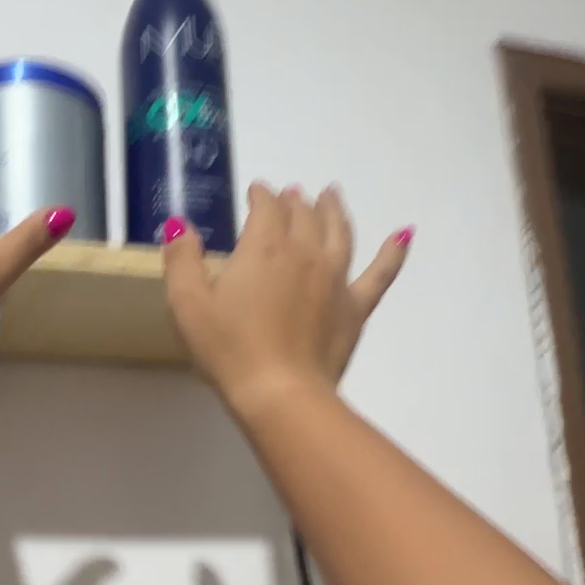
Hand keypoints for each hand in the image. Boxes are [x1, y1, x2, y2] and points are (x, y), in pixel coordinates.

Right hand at [163, 183, 409, 413]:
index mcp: (264, 248)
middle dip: (295, 200)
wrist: (280, 393)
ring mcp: (336, 279)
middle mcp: (304, 253)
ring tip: (331, 195)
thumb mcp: (187, 304)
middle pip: (303, 215)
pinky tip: (403, 236)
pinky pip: (380, 273)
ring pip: (339, 232)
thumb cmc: (229, 349)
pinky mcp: (355, 308)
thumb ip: (181, 259)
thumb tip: (180, 222)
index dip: (260, 195)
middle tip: (292, 193)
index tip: (256, 191)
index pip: (266, 208)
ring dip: (334, 210)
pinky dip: (393, 252)